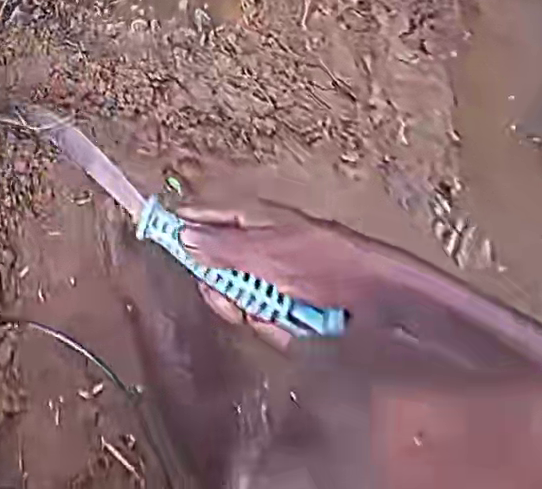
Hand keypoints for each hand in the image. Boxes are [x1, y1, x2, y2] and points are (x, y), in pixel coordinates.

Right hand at [177, 200, 390, 335]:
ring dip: (254, 310)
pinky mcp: (288, 302)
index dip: (179, 227)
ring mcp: (272, 274)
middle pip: (214, 265)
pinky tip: (294, 325)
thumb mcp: (266, 253)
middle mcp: (256, 244)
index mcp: (248, 220)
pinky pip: (264, 314)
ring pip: (239, 295)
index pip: (200, 217)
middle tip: (233, 300)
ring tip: (278, 314)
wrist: (383, 299)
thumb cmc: (324, 262)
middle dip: (222, 288)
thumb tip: (181, 236)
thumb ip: (220, 247)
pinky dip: (276, 324)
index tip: (157, 236)